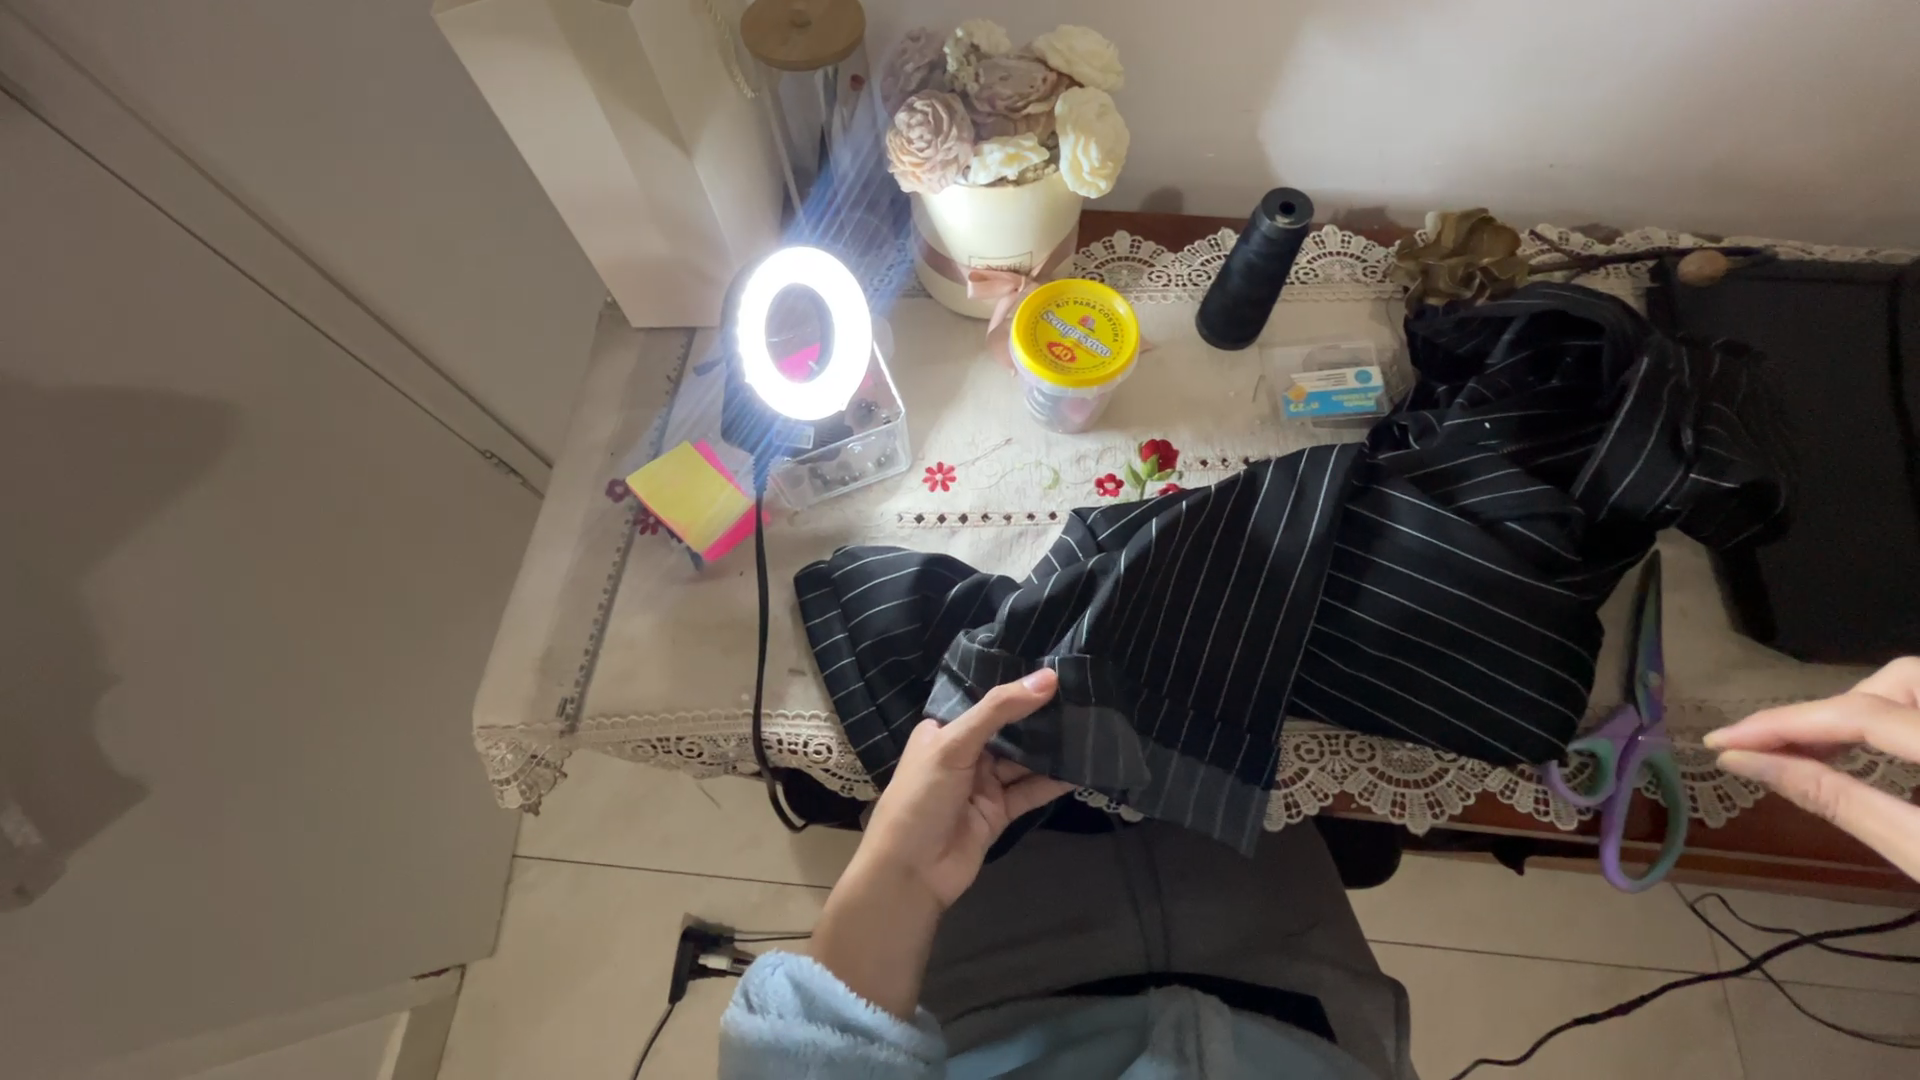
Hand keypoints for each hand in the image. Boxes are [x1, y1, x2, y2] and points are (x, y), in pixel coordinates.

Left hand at [855, 668, 1076, 910]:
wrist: (910, 873)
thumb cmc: (921, 796)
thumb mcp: (954, 743)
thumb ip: (999, 710)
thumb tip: (1047, 678)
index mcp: (945, 729)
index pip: (985, 700)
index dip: (1016, 686)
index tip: (1056, 668)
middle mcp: (965, 752)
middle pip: (1010, 729)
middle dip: (1041, 716)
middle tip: (1084, 694)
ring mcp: (983, 784)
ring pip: (1025, 760)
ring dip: (1052, 748)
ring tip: (1092, 726)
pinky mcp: (999, 812)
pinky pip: (1031, 791)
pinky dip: (1054, 781)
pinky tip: (1083, 768)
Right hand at [1705, 657, 1919, 881]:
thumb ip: (1834, 799)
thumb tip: (1742, 760)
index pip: (1862, 715)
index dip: (1781, 723)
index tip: (1721, 742)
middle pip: (1904, 680)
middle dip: (1833, 710)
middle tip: (1781, 751)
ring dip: (1869, 709)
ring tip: (1829, 750)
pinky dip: (1906, 720)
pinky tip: (1884, 754)